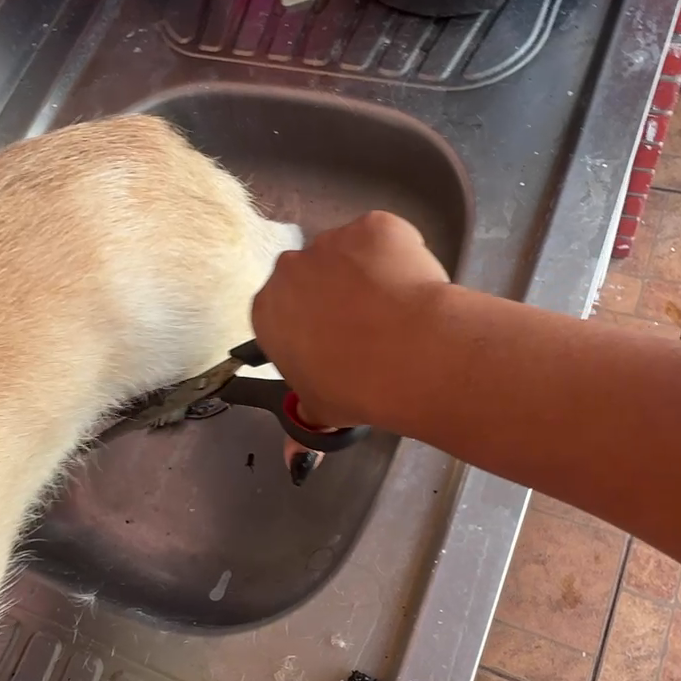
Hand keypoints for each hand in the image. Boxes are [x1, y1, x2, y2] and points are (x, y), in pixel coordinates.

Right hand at [251, 211, 451, 428]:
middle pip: (312, 278)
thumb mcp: (322, 412)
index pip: (283, 314)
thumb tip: (295, 456)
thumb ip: (306, 422)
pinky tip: (413, 289)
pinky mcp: (375, 224)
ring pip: (349, 255)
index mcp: (268, 311)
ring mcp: (333, 241)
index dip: (311, 329)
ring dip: (368, 275)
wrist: (411, 355)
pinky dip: (400, 255)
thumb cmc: (356, 387)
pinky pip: (385, 238)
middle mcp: (290, 268)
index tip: (336, 347)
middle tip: (370, 331)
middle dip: (336, 298)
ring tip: (398, 313)